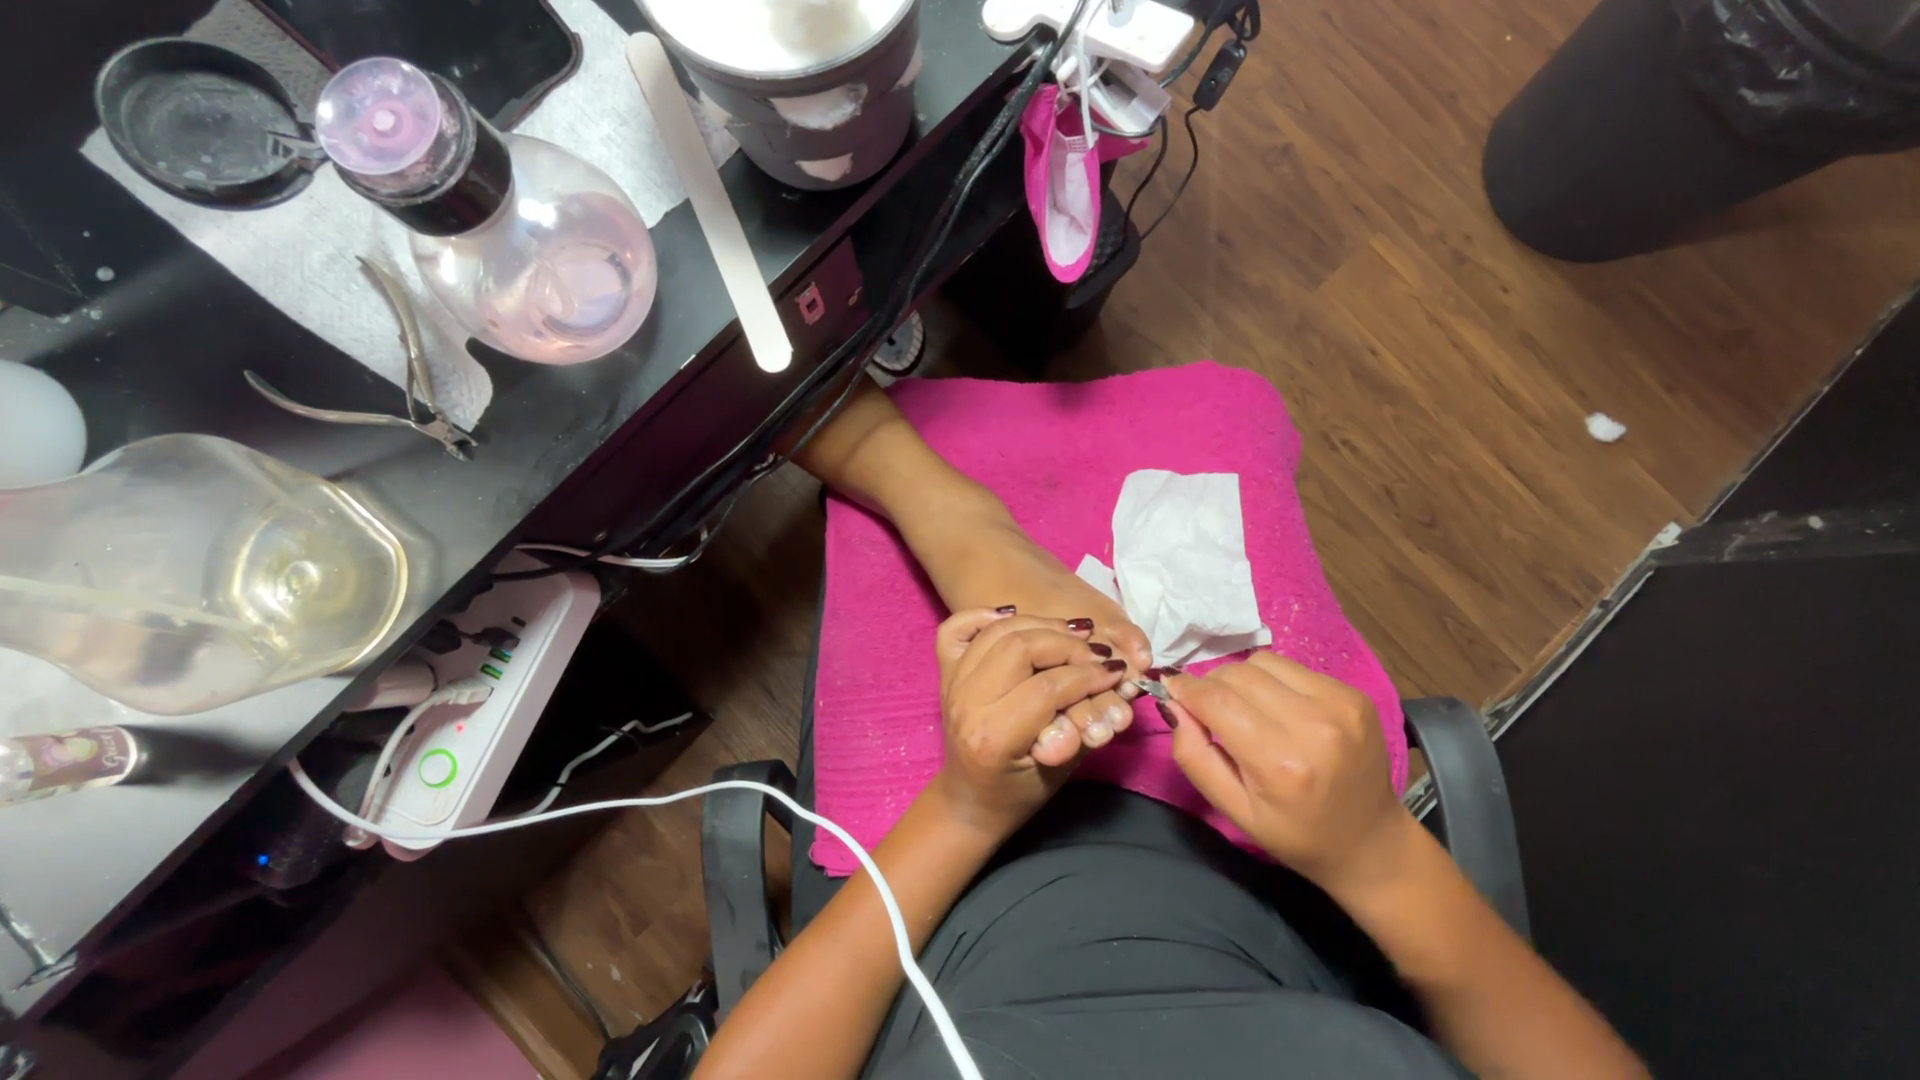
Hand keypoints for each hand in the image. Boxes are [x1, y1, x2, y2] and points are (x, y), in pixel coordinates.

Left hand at [932, 608, 1129, 838]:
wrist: (969, 802)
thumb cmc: (1018, 793)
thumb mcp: (1059, 771)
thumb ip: (1084, 727)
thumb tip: (1112, 684)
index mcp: (993, 735)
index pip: (1047, 687)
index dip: (1088, 676)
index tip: (1117, 671)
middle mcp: (967, 702)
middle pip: (1020, 646)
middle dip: (1067, 644)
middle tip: (1096, 652)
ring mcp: (951, 684)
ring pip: (997, 632)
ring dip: (1040, 624)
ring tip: (1072, 634)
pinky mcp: (945, 673)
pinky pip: (955, 628)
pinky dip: (983, 616)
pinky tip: (1012, 616)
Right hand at [1162, 651, 1414, 898]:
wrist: (1370, 840)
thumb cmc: (1295, 834)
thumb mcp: (1233, 810)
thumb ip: (1194, 756)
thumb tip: (1172, 703)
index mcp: (1281, 764)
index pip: (1216, 700)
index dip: (1185, 689)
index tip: (1170, 689)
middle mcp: (1314, 725)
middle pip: (1237, 675)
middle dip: (1211, 686)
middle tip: (1209, 710)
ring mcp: (1340, 704)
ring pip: (1263, 662)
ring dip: (1242, 679)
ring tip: (1246, 708)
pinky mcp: (1354, 693)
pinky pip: (1292, 668)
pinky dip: (1273, 681)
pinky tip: (1279, 709)